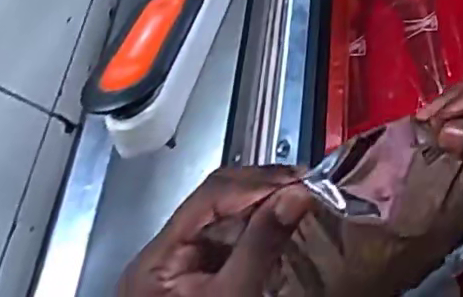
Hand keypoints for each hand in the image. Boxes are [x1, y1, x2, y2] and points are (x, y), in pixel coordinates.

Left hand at [118, 165, 313, 295]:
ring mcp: (180, 268)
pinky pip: (230, 240)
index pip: (211, 194)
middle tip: (306, 188)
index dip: (256, 182)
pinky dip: (258, 230)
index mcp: (157, 258)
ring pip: (225, 216)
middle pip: (216, 199)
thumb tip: (298, 193)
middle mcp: (164, 255)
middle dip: (262, 189)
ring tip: (299, 203)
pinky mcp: (198, 281)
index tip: (299, 180)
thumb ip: (261, 245)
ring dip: (264, 206)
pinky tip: (282, 229)